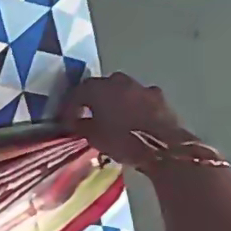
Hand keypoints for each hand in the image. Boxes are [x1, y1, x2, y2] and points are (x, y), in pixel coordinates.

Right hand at [62, 72, 188, 163]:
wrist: (163, 148)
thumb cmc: (122, 141)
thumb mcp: (93, 137)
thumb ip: (81, 125)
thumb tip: (76, 121)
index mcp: (98, 89)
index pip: (78, 92)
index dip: (70, 106)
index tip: (67, 120)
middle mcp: (119, 81)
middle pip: (101, 86)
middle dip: (93, 98)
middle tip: (88, 113)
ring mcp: (141, 87)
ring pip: (121, 90)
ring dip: (114, 100)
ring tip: (111, 116)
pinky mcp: (159, 97)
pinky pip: (139, 98)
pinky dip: (133, 105)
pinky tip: (132, 119)